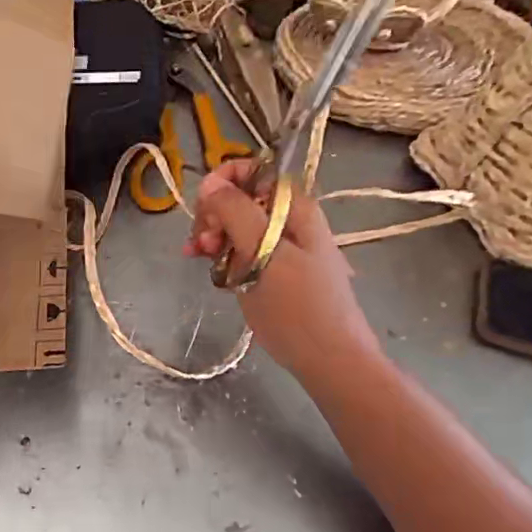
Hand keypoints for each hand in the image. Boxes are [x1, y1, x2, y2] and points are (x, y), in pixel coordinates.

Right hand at [184, 159, 378, 383]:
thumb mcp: (263, 254)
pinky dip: (223, 254)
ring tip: (200, 257)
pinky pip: (242, 249)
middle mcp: (289, 219)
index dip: (222, 182)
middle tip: (203, 243)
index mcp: (294, 207)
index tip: (204, 211)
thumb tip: (210, 182)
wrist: (331, 361)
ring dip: (213, 235)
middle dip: (214, 213)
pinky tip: (209, 267)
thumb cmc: (298, 308)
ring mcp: (282, 245)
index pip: (252, 170)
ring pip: (237, 224)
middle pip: (241, 197)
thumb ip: (236, 212)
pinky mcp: (274, 269)